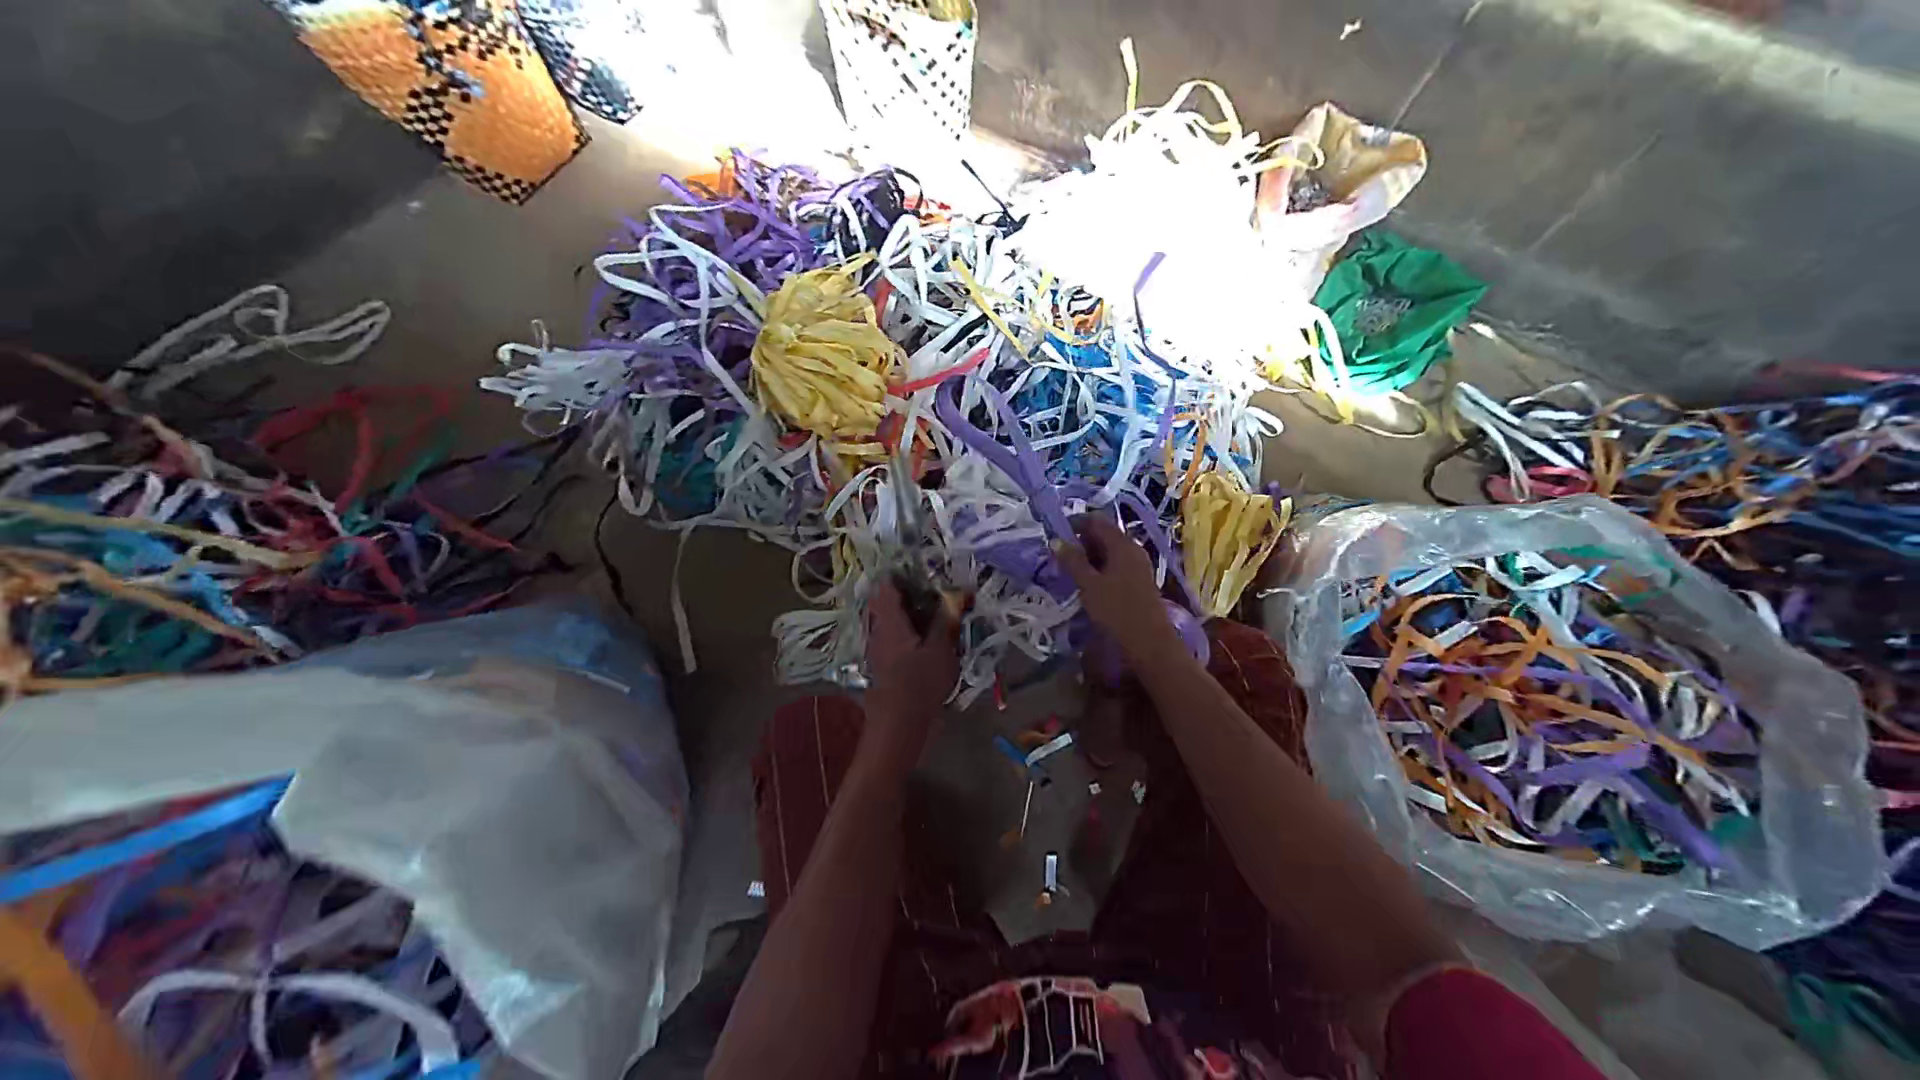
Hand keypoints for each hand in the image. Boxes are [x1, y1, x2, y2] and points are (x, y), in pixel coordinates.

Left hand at [863, 580, 957, 758]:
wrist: (899, 730)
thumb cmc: (919, 685)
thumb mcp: (941, 649)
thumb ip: (948, 619)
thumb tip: (959, 592)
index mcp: (889, 622)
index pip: (888, 587)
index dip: (904, 575)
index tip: (928, 572)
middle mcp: (879, 633)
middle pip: (890, 605)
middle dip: (913, 596)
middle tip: (941, 593)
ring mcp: (880, 652)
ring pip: (895, 624)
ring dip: (915, 617)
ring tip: (943, 616)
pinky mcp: (886, 669)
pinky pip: (899, 642)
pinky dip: (914, 637)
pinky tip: (935, 643)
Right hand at [1053, 516, 1181, 664]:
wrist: (1149, 643)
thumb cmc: (1117, 611)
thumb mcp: (1089, 584)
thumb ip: (1072, 561)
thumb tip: (1056, 540)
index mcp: (1122, 544)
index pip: (1096, 521)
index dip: (1075, 524)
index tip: (1055, 536)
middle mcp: (1133, 550)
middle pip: (1104, 535)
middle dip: (1080, 542)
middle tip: (1059, 557)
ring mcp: (1138, 566)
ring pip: (1109, 552)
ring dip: (1088, 557)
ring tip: (1069, 572)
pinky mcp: (1139, 582)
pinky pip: (1115, 566)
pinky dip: (1099, 569)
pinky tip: (1087, 584)